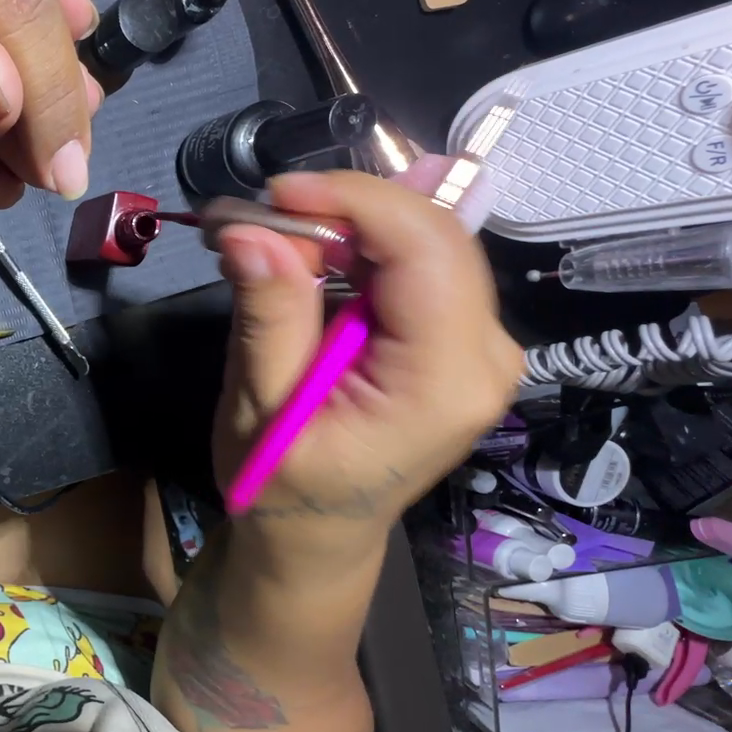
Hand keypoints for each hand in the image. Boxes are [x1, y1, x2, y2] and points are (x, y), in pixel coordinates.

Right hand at [211, 162, 523, 535]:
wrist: (313, 537)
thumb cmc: (280, 488)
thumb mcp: (259, 408)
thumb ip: (266, 316)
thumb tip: (248, 231)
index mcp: (442, 379)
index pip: (426, 248)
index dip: (353, 200)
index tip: (272, 193)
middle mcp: (484, 355)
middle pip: (431, 238)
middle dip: (340, 211)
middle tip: (255, 221)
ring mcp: (477, 347)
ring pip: (421, 246)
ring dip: (341, 231)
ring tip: (265, 247)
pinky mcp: (453, 343)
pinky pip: (412, 270)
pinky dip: (353, 253)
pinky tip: (302, 267)